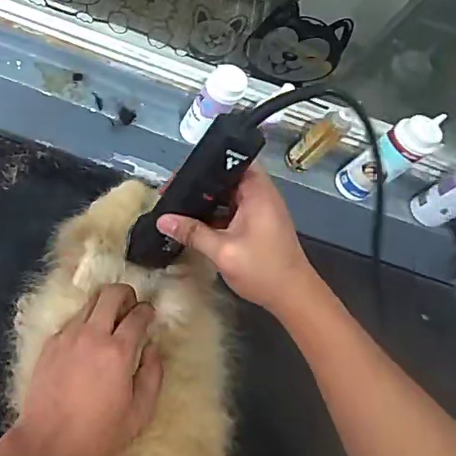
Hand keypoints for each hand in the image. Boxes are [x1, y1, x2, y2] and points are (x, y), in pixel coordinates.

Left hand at [9, 283, 163, 455]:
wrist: (46, 446)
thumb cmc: (98, 435)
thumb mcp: (139, 413)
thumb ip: (152, 375)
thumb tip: (152, 349)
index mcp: (118, 351)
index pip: (138, 314)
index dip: (148, 310)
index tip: (150, 316)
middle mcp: (92, 335)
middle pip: (111, 293)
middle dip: (126, 294)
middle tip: (130, 309)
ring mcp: (67, 337)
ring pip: (89, 302)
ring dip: (103, 306)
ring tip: (108, 324)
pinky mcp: (49, 344)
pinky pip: (71, 321)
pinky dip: (84, 324)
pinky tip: (85, 345)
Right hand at [157, 164, 323, 317]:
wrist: (293, 296)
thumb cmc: (262, 269)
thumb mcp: (223, 251)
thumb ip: (192, 233)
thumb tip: (162, 220)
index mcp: (258, 191)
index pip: (234, 159)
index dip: (208, 161)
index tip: (183, 172)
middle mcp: (261, 194)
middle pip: (228, 177)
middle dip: (201, 183)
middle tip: (173, 189)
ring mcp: (261, 210)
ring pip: (229, 195)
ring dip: (207, 201)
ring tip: (179, 204)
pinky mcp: (259, 224)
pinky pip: (233, 210)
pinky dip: (216, 214)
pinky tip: (196, 222)